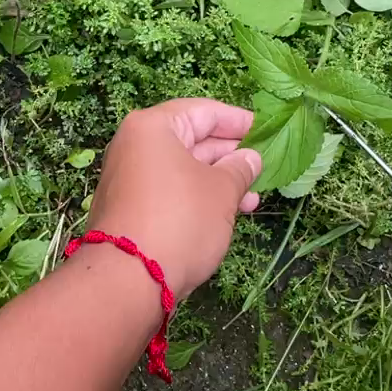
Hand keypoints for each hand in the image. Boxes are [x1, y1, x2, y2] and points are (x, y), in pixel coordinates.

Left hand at [84, 99, 261, 297]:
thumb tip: (250, 157)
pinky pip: (170, 189)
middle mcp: (135, 144)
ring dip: (219, 179)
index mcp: (152, 127)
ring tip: (253, 197)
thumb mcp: (220, 191)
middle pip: (191, 138)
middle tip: (263, 165)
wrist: (126, 279)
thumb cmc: (179, 220)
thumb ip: (239, 169)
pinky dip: (198, 195)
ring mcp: (129, 176)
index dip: (237, 120)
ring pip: (183, 168)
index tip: (265, 130)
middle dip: (229, 154)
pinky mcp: (129, 206)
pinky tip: (228, 211)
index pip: (202, 111)